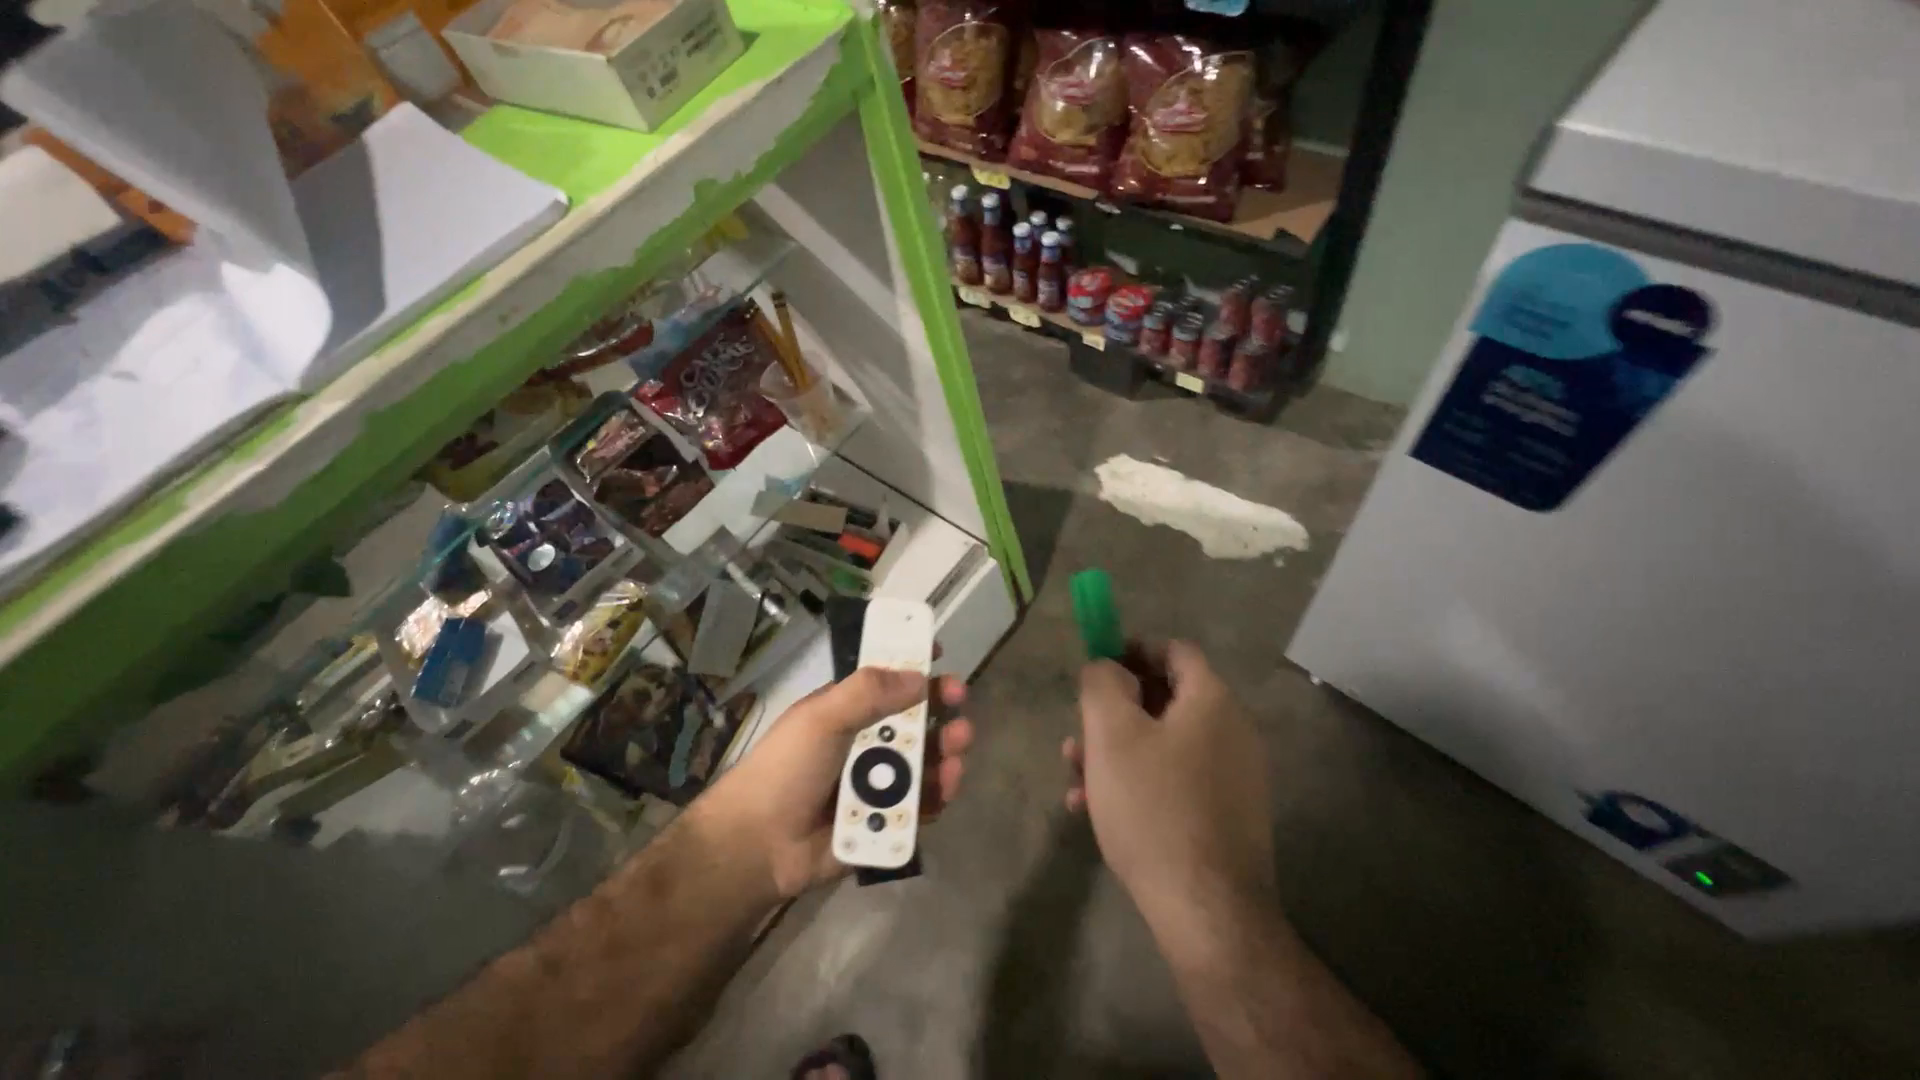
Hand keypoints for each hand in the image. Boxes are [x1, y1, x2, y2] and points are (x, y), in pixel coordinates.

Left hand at [699, 668, 972, 899]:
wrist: (759, 844)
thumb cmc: (786, 770)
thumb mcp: (822, 718)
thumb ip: (868, 693)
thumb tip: (919, 676)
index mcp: (846, 714)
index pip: (885, 683)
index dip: (912, 668)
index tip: (940, 655)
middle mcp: (864, 745)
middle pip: (914, 721)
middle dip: (940, 708)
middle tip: (959, 701)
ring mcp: (876, 784)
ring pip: (923, 763)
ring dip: (945, 750)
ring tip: (957, 747)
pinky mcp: (885, 822)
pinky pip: (920, 805)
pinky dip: (937, 794)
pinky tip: (947, 784)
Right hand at [1065, 642, 1276, 931]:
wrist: (1206, 908)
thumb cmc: (1153, 809)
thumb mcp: (1112, 736)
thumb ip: (1103, 684)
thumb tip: (1107, 666)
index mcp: (1212, 701)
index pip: (1174, 651)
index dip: (1131, 650)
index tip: (1095, 667)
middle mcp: (1232, 731)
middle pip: (1166, 699)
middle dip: (1115, 711)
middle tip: (1077, 734)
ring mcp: (1234, 776)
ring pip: (1165, 744)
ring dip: (1117, 752)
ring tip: (1075, 780)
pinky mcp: (1227, 815)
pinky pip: (1176, 780)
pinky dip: (1138, 783)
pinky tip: (1097, 812)